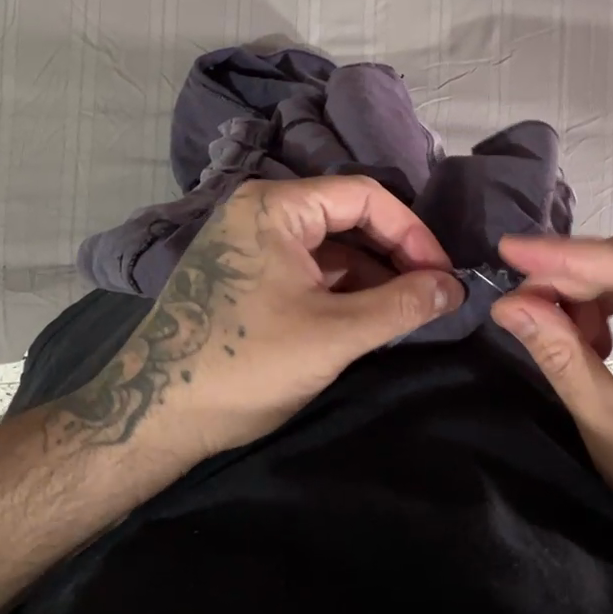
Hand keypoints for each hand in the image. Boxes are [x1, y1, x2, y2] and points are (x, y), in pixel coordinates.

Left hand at [55, 177, 465, 457]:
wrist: (156, 416)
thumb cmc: (246, 364)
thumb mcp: (334, 334)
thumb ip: (402, 305)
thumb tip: (456, 288)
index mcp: (276, 207)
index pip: (364, 197)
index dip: (413, 233)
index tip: (444, 276)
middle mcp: (261, 213)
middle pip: (348, 218)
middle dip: (395, 255)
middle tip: (432, 294)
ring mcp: (251, 246)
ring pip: (331, 247)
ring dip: (373, 276)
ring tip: (409, 312)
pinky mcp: (247, 278)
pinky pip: (310, 270)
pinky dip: (344, 290)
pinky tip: (371, 318)